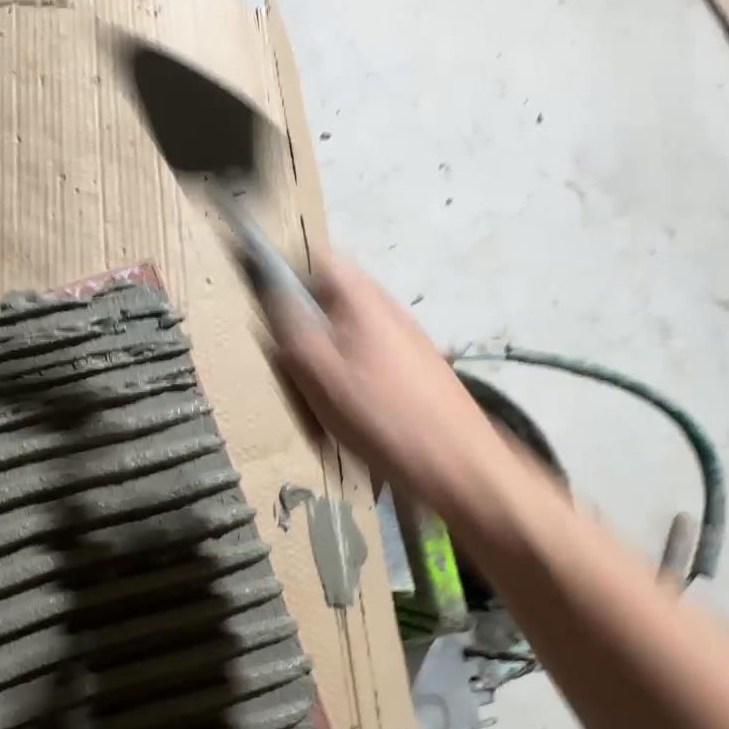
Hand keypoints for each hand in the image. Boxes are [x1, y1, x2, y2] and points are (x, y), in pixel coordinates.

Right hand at [265, 254, 503, 510]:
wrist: (462, 468)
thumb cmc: (383, 416)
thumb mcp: (316, 370)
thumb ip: (286, 325)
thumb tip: (266, 289)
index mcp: (358, 296)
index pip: (311, 259)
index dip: (281, 277)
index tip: (268, 316)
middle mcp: (380, 308)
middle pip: (318, 311)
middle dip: (298, 351)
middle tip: (297, 390)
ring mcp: (399, 341)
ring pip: (336, 347)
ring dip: (318, 382)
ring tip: (322, 424)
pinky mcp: (411, 372)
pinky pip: (361, 372)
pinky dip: (345, 397)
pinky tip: (348, 432)